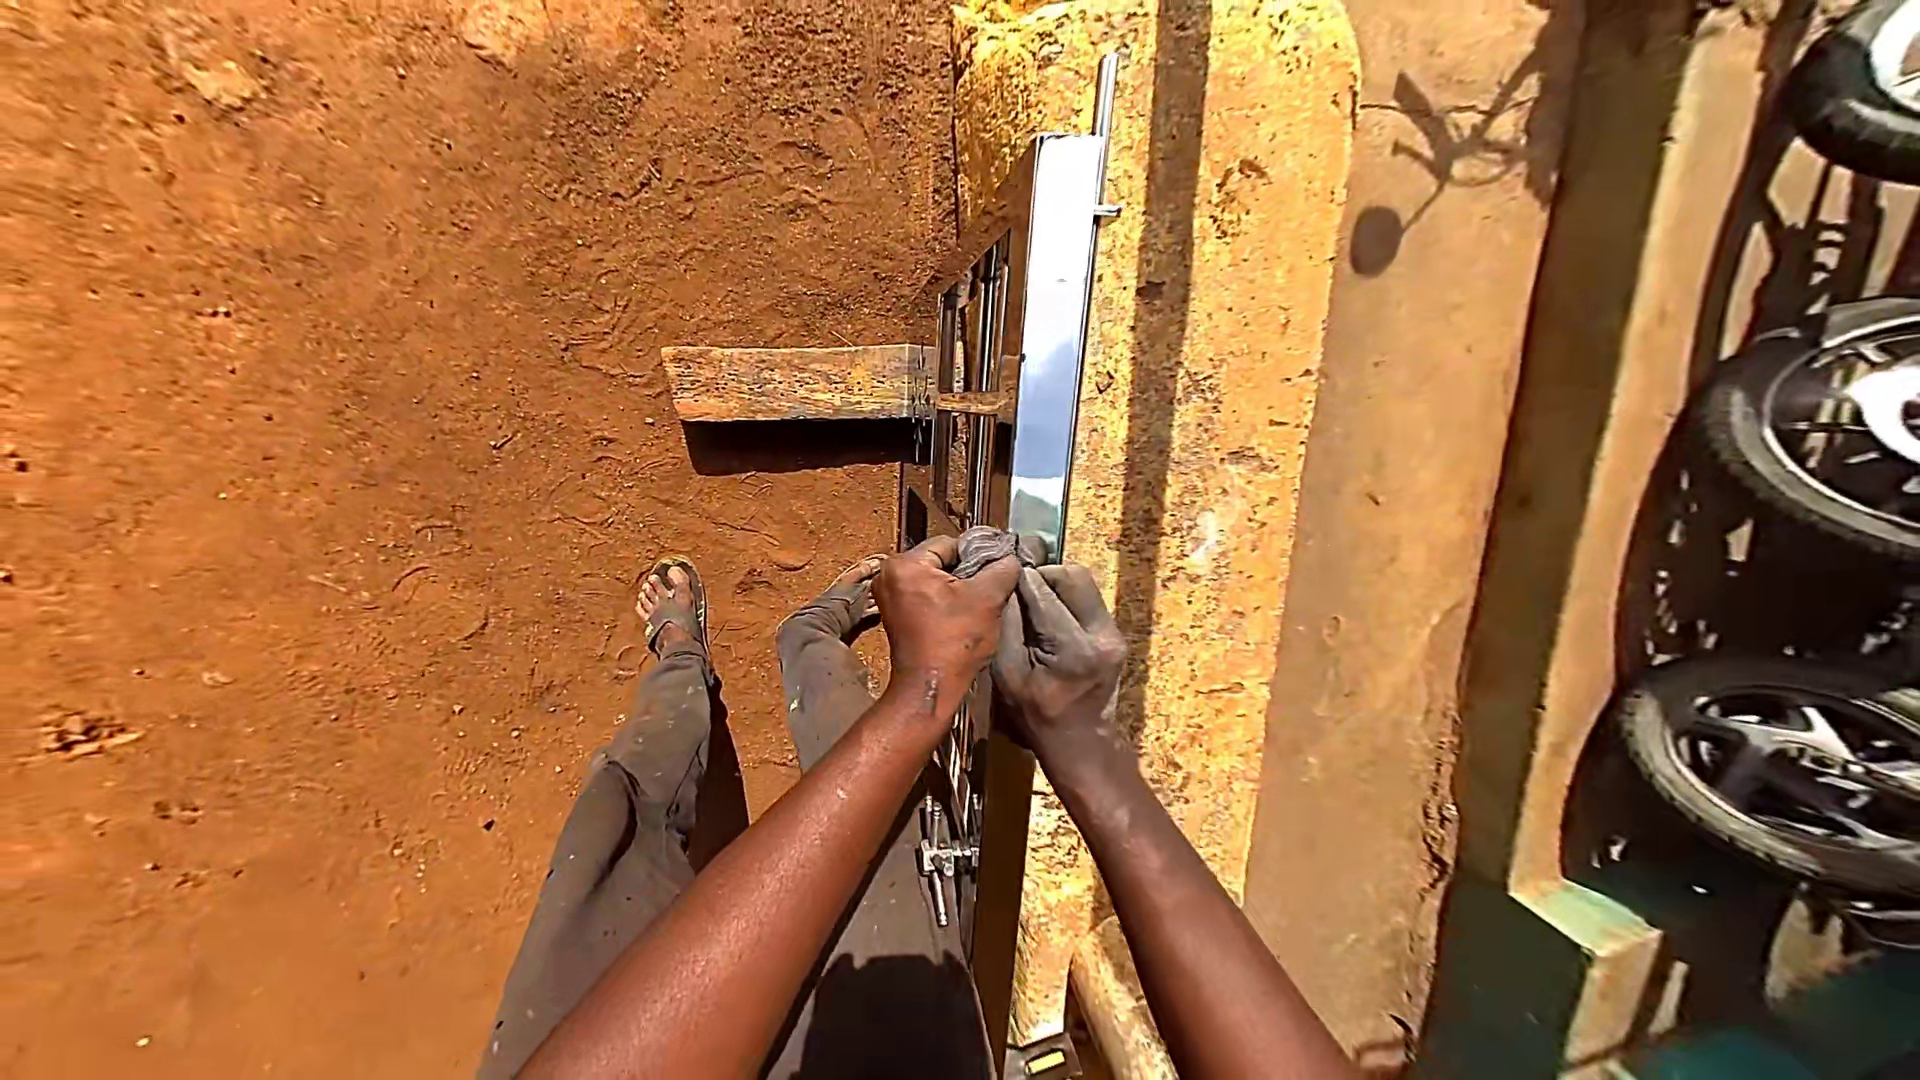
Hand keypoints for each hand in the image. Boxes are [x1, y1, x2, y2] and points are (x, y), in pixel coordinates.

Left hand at [873, 535, 1021, 716]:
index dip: (975, 556)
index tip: (992, 571)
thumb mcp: (987, 598)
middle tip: (984, 591)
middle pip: (940, 560)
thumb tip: (1010, 558)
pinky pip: (924, 595)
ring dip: (955, 588)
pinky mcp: (894, 614)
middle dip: (965, 573)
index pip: (949, 543)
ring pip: (933, 578)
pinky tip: (960, 616)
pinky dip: (943, 601)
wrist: (932, 687)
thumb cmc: (952, 646)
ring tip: (974, 605)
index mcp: (904, 565)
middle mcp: (889, 576)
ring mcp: (888, 596)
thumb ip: (1002, 569)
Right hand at [993, 563, 1126, 756]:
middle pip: (1072, 576)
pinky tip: (1048, 616)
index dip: (1020, 580)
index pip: (1044, 593)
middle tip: (1020, 590)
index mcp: (1074, 649)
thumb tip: (1008, 583)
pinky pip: (1088, 599)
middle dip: (1042, 576)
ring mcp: (1114, 634)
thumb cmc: (1035, 713)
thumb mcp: (1007, 671)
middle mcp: (1102, 635)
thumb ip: (1007, 623)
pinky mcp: (1116, 634)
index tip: (1002, 576)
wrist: (1079, 742)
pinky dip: (1065, 599)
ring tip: (1033, 603)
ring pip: (1083, 583)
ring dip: (1055, 585)